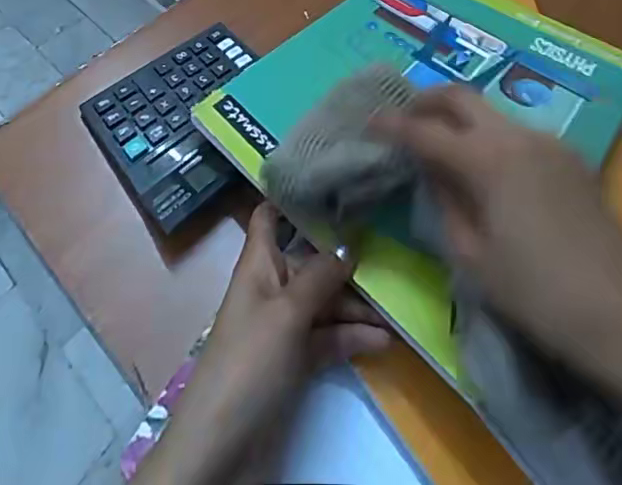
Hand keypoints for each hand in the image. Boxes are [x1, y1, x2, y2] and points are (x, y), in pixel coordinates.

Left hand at [134, 203, 390, 483]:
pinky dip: (351, 337)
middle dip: (343, 258)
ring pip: (323, 301)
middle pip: (308, 260)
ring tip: (397, 307)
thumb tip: (350, 241)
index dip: (291, 196)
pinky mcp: (295, 360)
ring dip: (355, 304)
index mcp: (257, 264)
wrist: (224, 441)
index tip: (330, 178)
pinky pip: (327, 338)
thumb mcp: (286, 312)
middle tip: (390, 250)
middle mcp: (270, 286)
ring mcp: (283, 324)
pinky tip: (383, 340)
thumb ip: (319, 277)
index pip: (268, 216)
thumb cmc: (249, 360)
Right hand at [371, 84, 621, 421]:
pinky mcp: (570, 158)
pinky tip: (483, 166)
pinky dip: (488, 136)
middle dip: (425, 100)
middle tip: (403, 117)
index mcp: (488, 159)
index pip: (424, 130)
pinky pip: (516, 133)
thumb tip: (430, 170)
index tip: (368, 123)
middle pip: (461, 96)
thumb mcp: (470, 253)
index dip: (391, 125)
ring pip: (490, 112)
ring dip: (459, 118)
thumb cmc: (537, 294)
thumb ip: (443, 199)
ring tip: (440, 143)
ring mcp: (549, 143)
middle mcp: (517, 137)